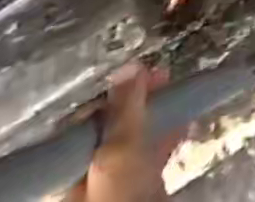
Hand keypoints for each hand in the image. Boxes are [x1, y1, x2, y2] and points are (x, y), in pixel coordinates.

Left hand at [68, 64, 172, 201]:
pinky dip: (166, 136)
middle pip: (112, 127)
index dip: (117, 92)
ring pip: (134, 141)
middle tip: (164, 75)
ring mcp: (113, 187)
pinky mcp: (139, 194)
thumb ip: (123, 111)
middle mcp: (87, 175)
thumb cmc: (120, 200)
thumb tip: (129, 65)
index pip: (89, 117)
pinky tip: (184, 122)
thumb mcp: (118, 154)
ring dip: (156, 113)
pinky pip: (150, 158)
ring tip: (177, 90)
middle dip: (139, 99)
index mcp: (70, 167)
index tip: (143, 70)